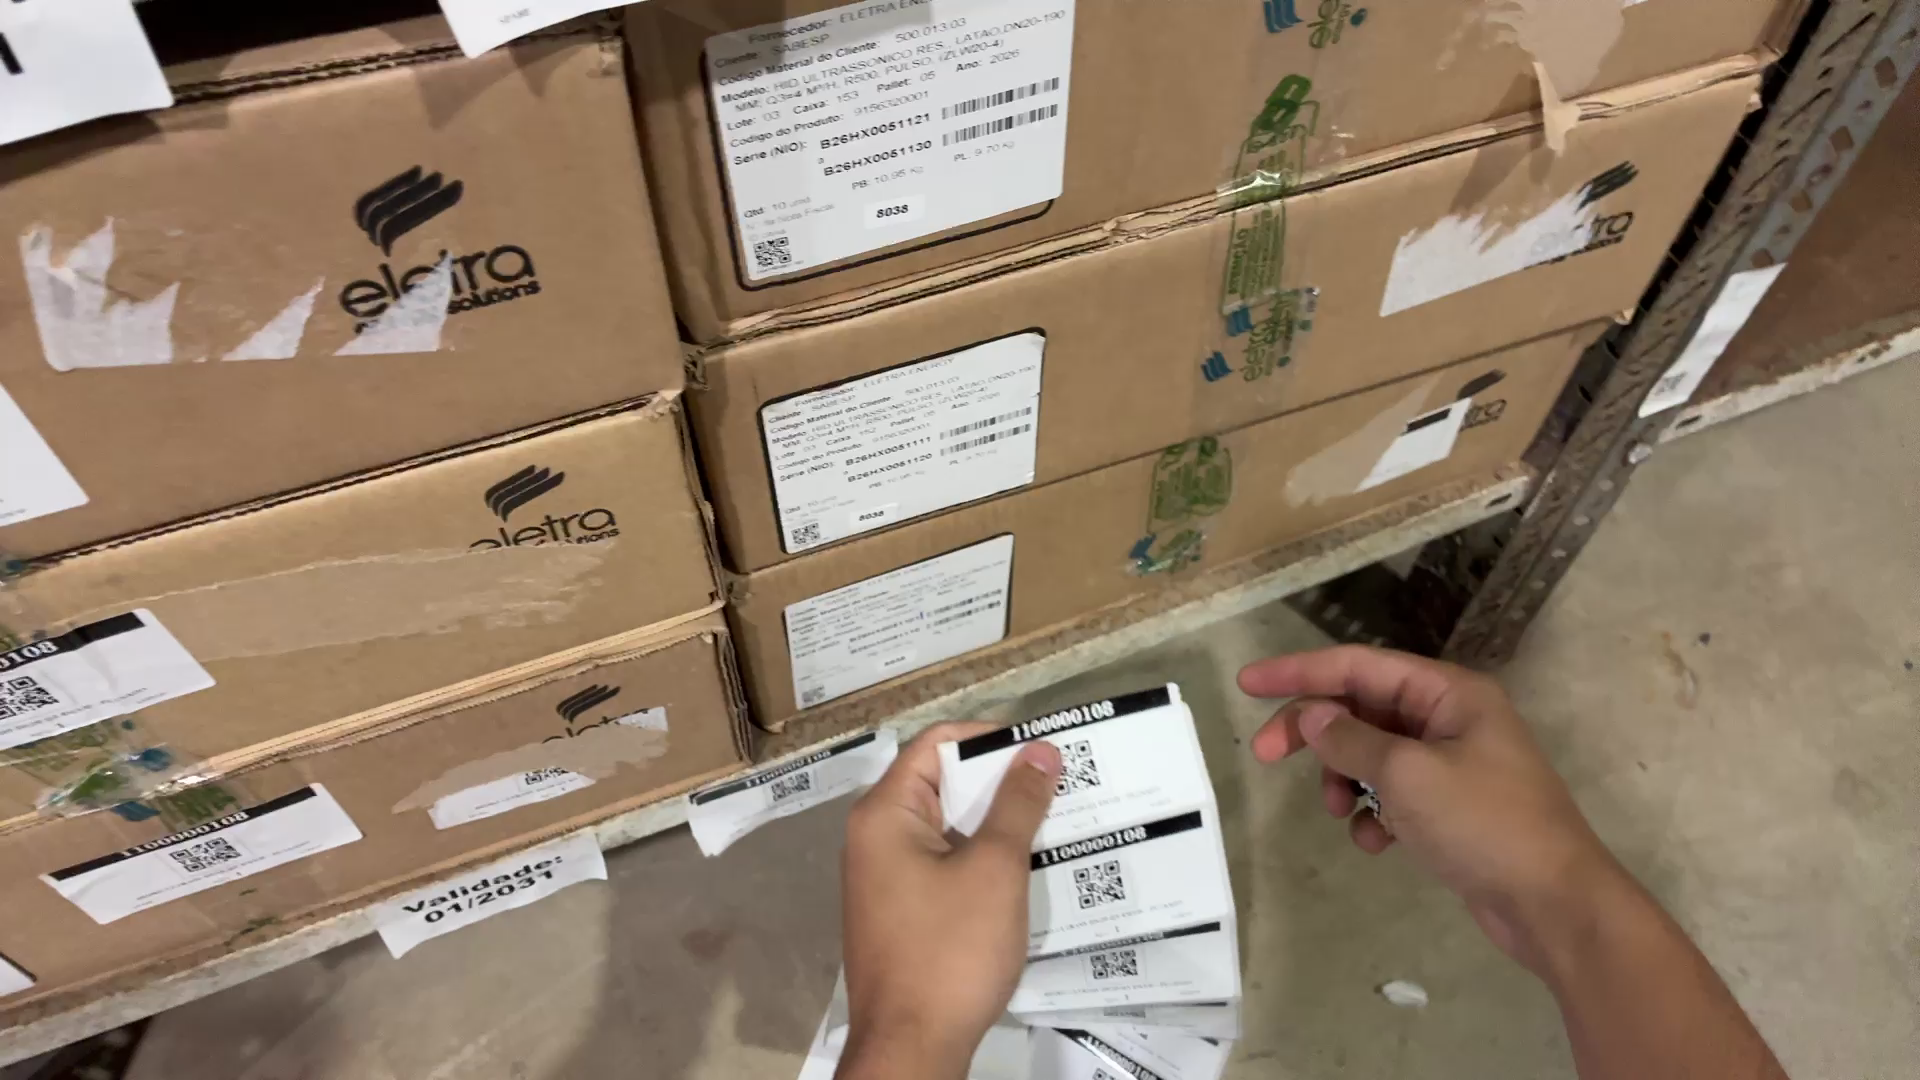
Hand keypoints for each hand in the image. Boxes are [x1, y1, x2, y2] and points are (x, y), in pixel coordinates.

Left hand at [837, 723, 1061, 1079]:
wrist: (910, 1053)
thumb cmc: (950, 949)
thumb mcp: (994, 868)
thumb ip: (1017, 803)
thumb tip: (1040, 749)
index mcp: (885, 812)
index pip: (935, 743)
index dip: (986, 736)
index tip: (1037, 746)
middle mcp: (874, 834)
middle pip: (939, 781)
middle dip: (996, 779)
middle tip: (1053, 779)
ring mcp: (883, 874)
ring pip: (944, 823)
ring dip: (992, 818)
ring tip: (1047, 815)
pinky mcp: (898, 908)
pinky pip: (940, 859)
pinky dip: (977, 852)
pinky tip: (1021, 862)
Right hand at [1238, 645, 1624, 976]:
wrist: (1558, 910)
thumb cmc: (1485, 824)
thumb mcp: (1405, 773)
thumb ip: (1348, 738)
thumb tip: (1309, 716)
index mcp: (1445, 692)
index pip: (1355, 665)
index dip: (1296, 670)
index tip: (1247, 682)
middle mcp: (1445, 717)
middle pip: (1355, 707)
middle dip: (1311, 733)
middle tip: (1267, 754)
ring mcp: (1446, 761)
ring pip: (1366, 751)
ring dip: (1341, 777)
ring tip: (1337, 810)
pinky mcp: (1445, 803)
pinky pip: (1387, 790)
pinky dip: (1369, 810)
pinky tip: (1373, 839)